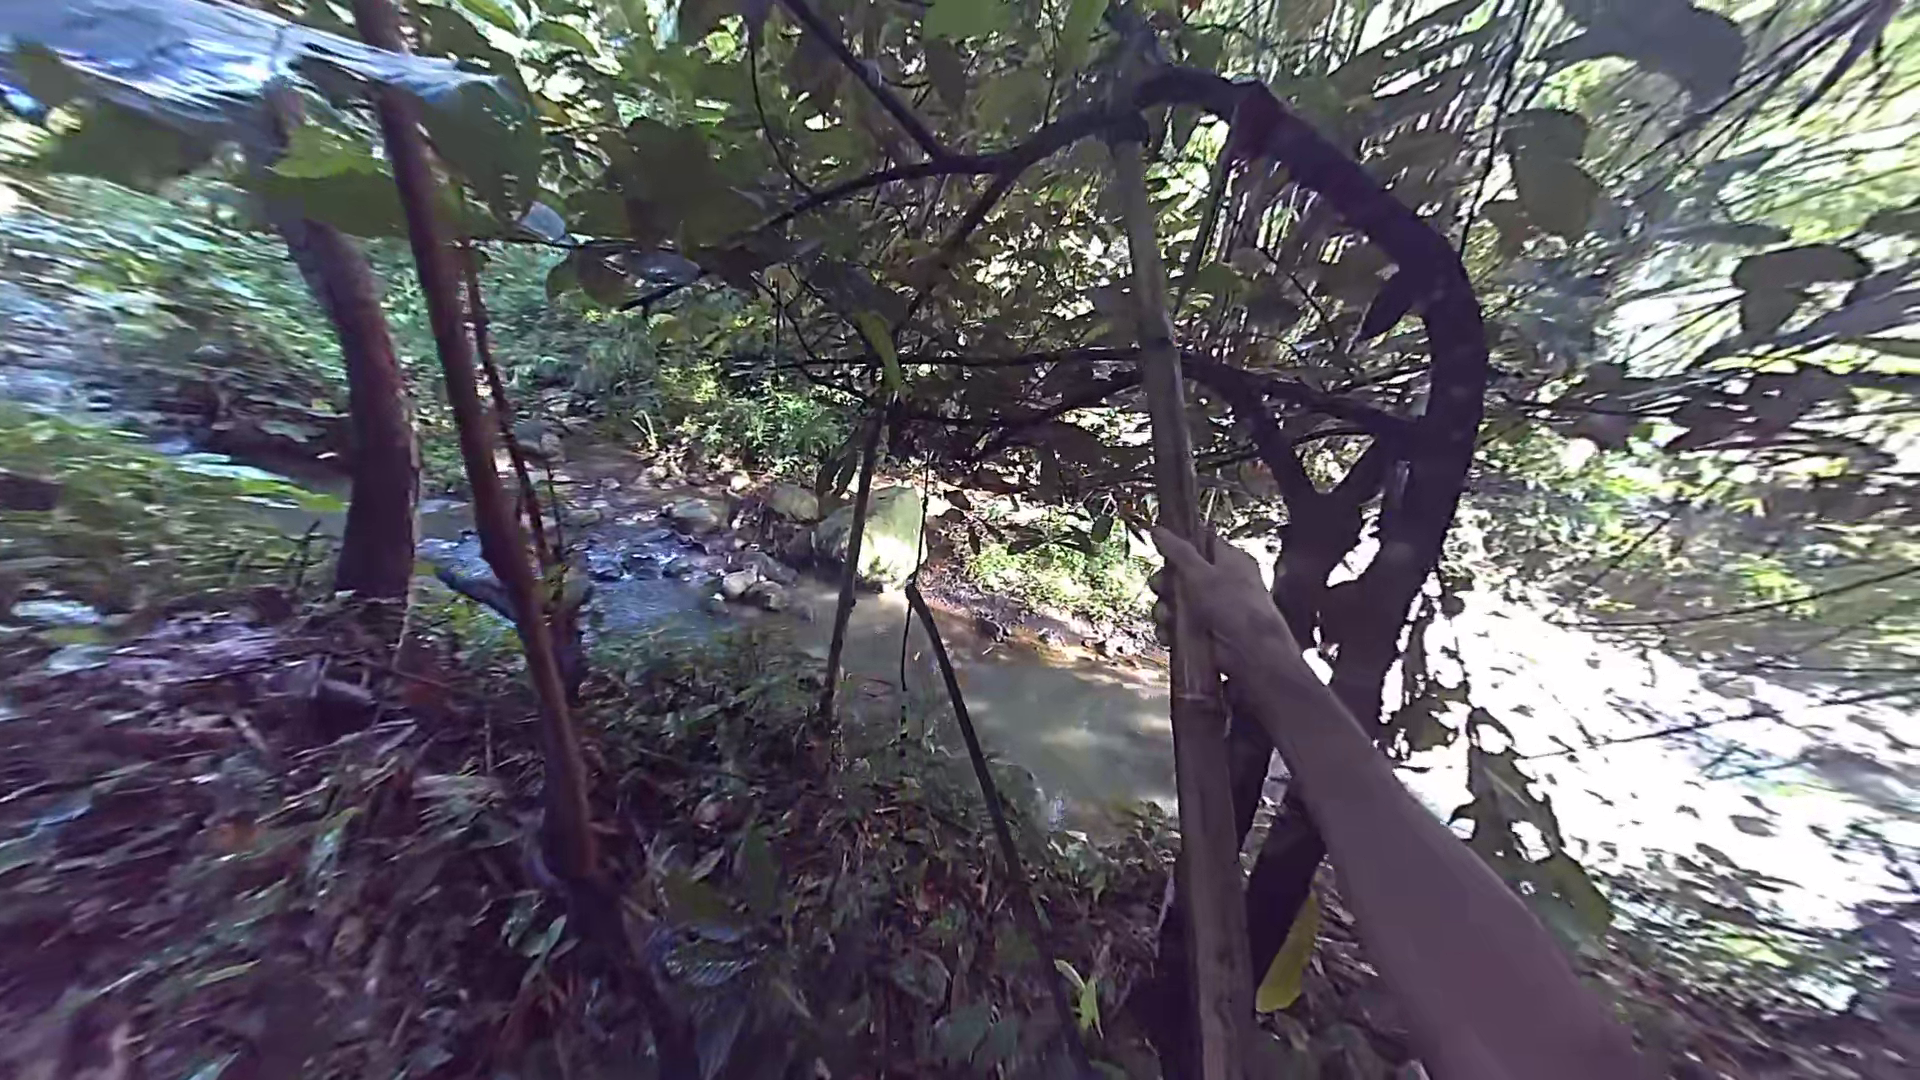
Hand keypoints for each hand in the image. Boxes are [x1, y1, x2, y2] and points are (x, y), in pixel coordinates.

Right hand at [1149, 526, 1302, 681]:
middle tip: (1160, 588)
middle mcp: (1220, 582)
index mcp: (1229, 561)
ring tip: (1167, 617)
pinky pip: (1176, 624)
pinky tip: (1168, 634)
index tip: (1160, 549)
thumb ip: (1178, 551)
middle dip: (1165, 583)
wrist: (1250, 653)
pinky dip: (1170, 629)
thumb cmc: (1231, 604)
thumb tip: (1156, 528)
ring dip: (1165, 609)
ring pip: (1175, 601)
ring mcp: (1210, 608)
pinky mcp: (1202, 631)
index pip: (1201, 544)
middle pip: (1181, 574)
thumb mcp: (1202, 573)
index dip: (1179, 546)